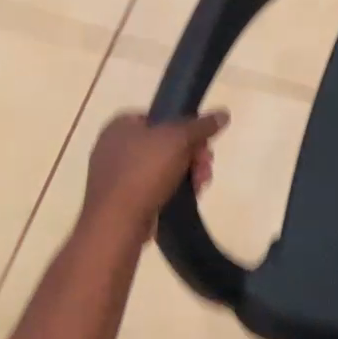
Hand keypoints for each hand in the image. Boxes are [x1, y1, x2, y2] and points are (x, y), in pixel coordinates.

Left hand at [82, 110, 228, 237]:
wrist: (116, 224)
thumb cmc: (144, 172)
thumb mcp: (180, 139)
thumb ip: (203, 125)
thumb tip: (223, 114)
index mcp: (120, 125)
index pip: (160, 116)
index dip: (186, 127)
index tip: (203, 141)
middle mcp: (113, 148)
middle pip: (166, 143)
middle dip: (193, 154)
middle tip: (206, 165)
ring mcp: (115, 176)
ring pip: (162, 167)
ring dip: (188, 173)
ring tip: (201, 185)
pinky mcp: (120, 201)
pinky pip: (153, 188)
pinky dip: (172, 190)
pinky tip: (189, 197)